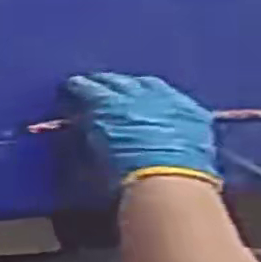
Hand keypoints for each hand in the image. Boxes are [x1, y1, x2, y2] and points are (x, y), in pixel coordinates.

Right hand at [63, 73, 219, 186]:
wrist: (165, 180)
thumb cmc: (113, 169)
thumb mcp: (84, 147)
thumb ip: (80, 124)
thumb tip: (74, 114)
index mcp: (108, 104)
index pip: (88, 87)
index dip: (76, 86)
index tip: (68, 87)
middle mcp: (139, 96)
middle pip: (119, 81)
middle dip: (104, 81)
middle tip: (91, 83)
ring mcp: (169, 102)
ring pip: (147, 83)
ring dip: (131, 84)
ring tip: (121, 87)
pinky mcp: (192, 112)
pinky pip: (171, 94)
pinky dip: (157, 93)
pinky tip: (151, 98)